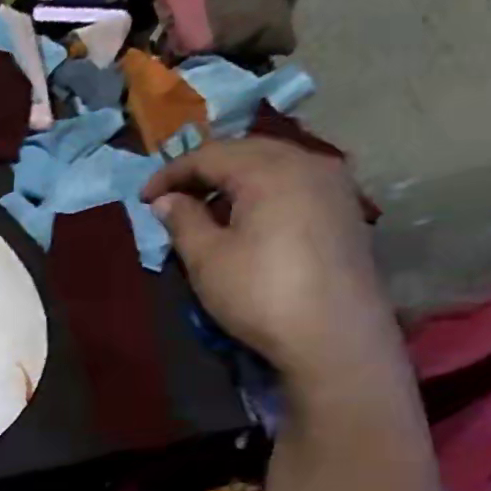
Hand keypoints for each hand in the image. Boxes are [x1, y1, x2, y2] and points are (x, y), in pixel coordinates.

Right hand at [143, 137, 396, 382]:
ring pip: (274, 165)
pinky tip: (248, 219)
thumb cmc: (262, 296)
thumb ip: (184, 221)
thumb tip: (166, 200)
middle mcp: (308, 162)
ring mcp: (334, 184)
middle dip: (205, 170)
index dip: (171, 173)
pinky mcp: (345, 210)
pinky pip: (295, 184)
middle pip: (246, 151)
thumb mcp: (208, 260)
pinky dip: (263, 192)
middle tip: (174, 197)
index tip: (144, 198)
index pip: (210, 154)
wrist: (336, 338)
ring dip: (235, 180)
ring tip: (208, 208)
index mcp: (269, 169)